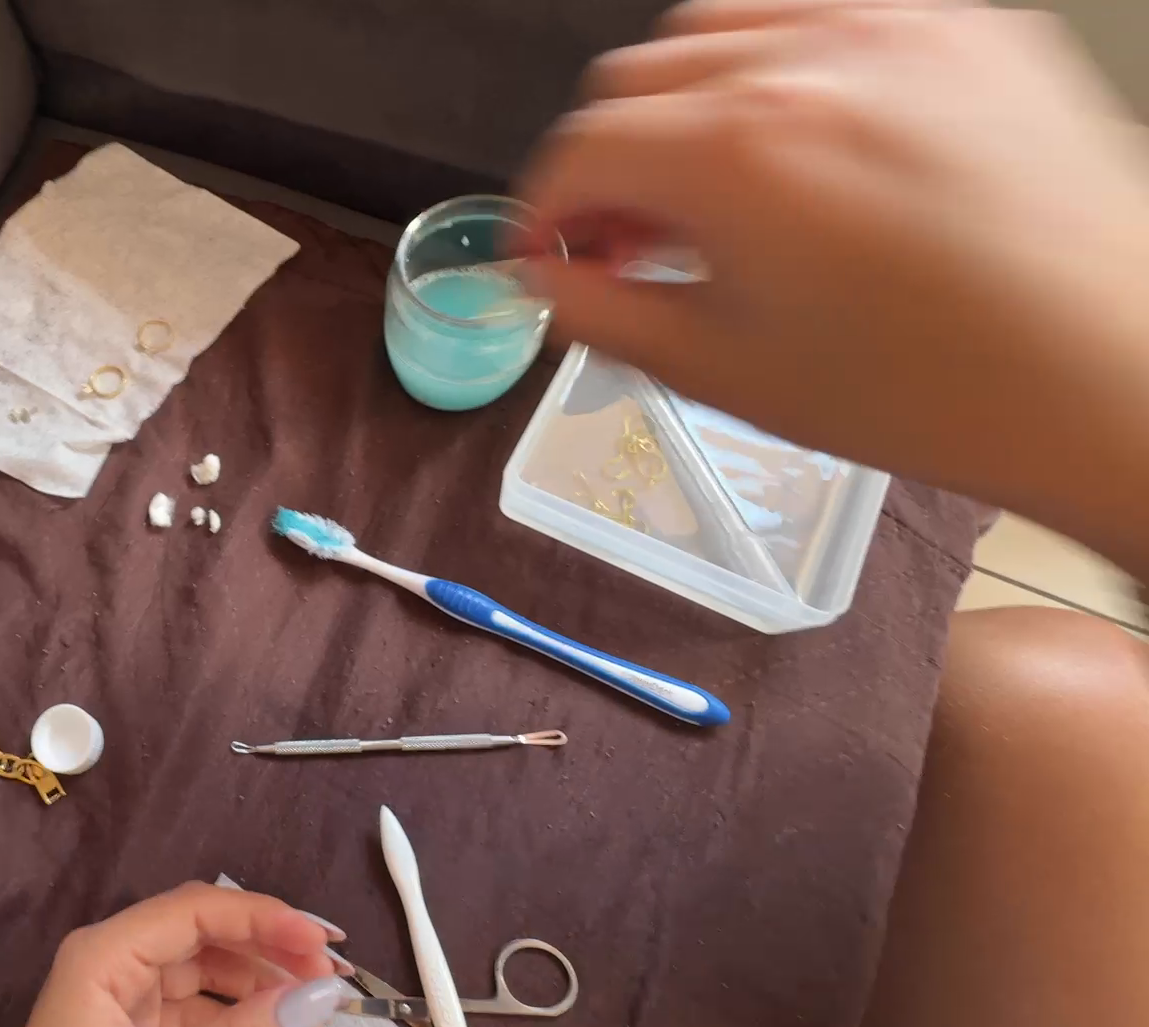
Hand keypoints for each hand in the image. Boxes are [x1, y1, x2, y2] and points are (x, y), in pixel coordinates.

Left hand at [5, 882, 350, 1026]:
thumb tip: (318, 996)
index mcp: (102, 955)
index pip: (195, 909)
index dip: (263, 916)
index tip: (324, 944)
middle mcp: (112, 965)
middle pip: (202, 932)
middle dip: (266, 945)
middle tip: (329, 975)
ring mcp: (122, 1003)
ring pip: (204, 970)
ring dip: (258, 980)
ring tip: (311, 1000)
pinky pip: (196, 1012)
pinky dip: (238, 1018)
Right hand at [518, 0, 1148, 569]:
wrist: (1111, 375)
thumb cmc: (900, 391)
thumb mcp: (705, 366)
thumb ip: (590, 310)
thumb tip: (535, 274)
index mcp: (739, 152)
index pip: (581, 149)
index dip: (537, 210)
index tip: (534, 258)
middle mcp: (809, 59)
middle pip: (629, 82)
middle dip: (596, 167)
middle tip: (610, 243)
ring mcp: (895, 27)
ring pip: (708, 34)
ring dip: (661, 115)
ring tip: (682, 195)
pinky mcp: (958, 28)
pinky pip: (805, 21)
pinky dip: (748, 80)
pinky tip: (764, 155)